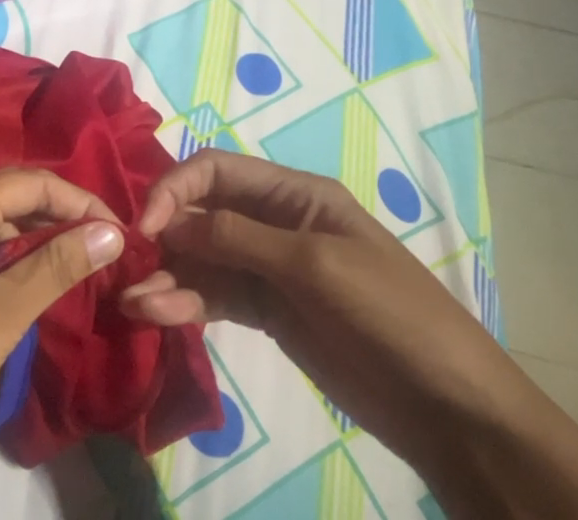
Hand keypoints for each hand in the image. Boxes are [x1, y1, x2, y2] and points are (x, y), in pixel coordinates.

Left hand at [0, 169, 123, 519]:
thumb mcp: (6, 312)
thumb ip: (59, 263)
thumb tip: (111, 231)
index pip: (32, 181)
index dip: (81, 202)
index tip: (122, 233)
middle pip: (6, 190)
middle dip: (56, 213)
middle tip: (102, 245)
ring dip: (26, 230)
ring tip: (71, 260)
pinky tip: (19, 272)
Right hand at [122, 150, 577, 518]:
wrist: (447, 405)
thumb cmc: (390, 314)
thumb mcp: (315, 265)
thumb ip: (238, 238)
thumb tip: (168, 221)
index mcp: (296, 195)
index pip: (217, 172)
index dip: (175, 189)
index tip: (145, 226)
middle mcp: (276, 224)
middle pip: (201, 215)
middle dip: (164, 239)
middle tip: (130, 271)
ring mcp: (269, 270)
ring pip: (201, 261)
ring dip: (167, 278)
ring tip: (137, 306)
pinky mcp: (266, 313)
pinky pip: (213, 297)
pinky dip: (184, 303)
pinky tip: (159, 316)